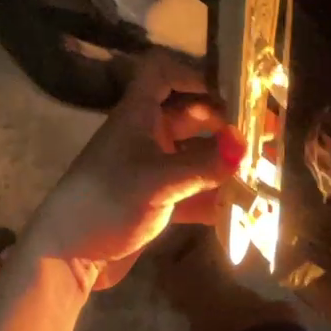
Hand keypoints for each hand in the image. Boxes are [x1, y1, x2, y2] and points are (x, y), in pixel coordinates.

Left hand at [22, 52, 245, 291]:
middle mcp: (146, 134)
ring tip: (264, 170)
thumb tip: (245, 148)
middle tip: (261, 136)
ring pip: (195, 154)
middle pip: (189, 114)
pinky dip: (215, 195)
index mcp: (138, 114)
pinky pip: (193, 189)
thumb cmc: (107, 201)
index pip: (162, 74)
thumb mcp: (158, 181)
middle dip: (224, 124)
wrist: (66, 256)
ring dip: (224, 162)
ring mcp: (151, 167)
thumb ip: (204, 166)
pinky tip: (245, 207)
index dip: (194, 75)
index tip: (232, 90)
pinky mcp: (155, 200)